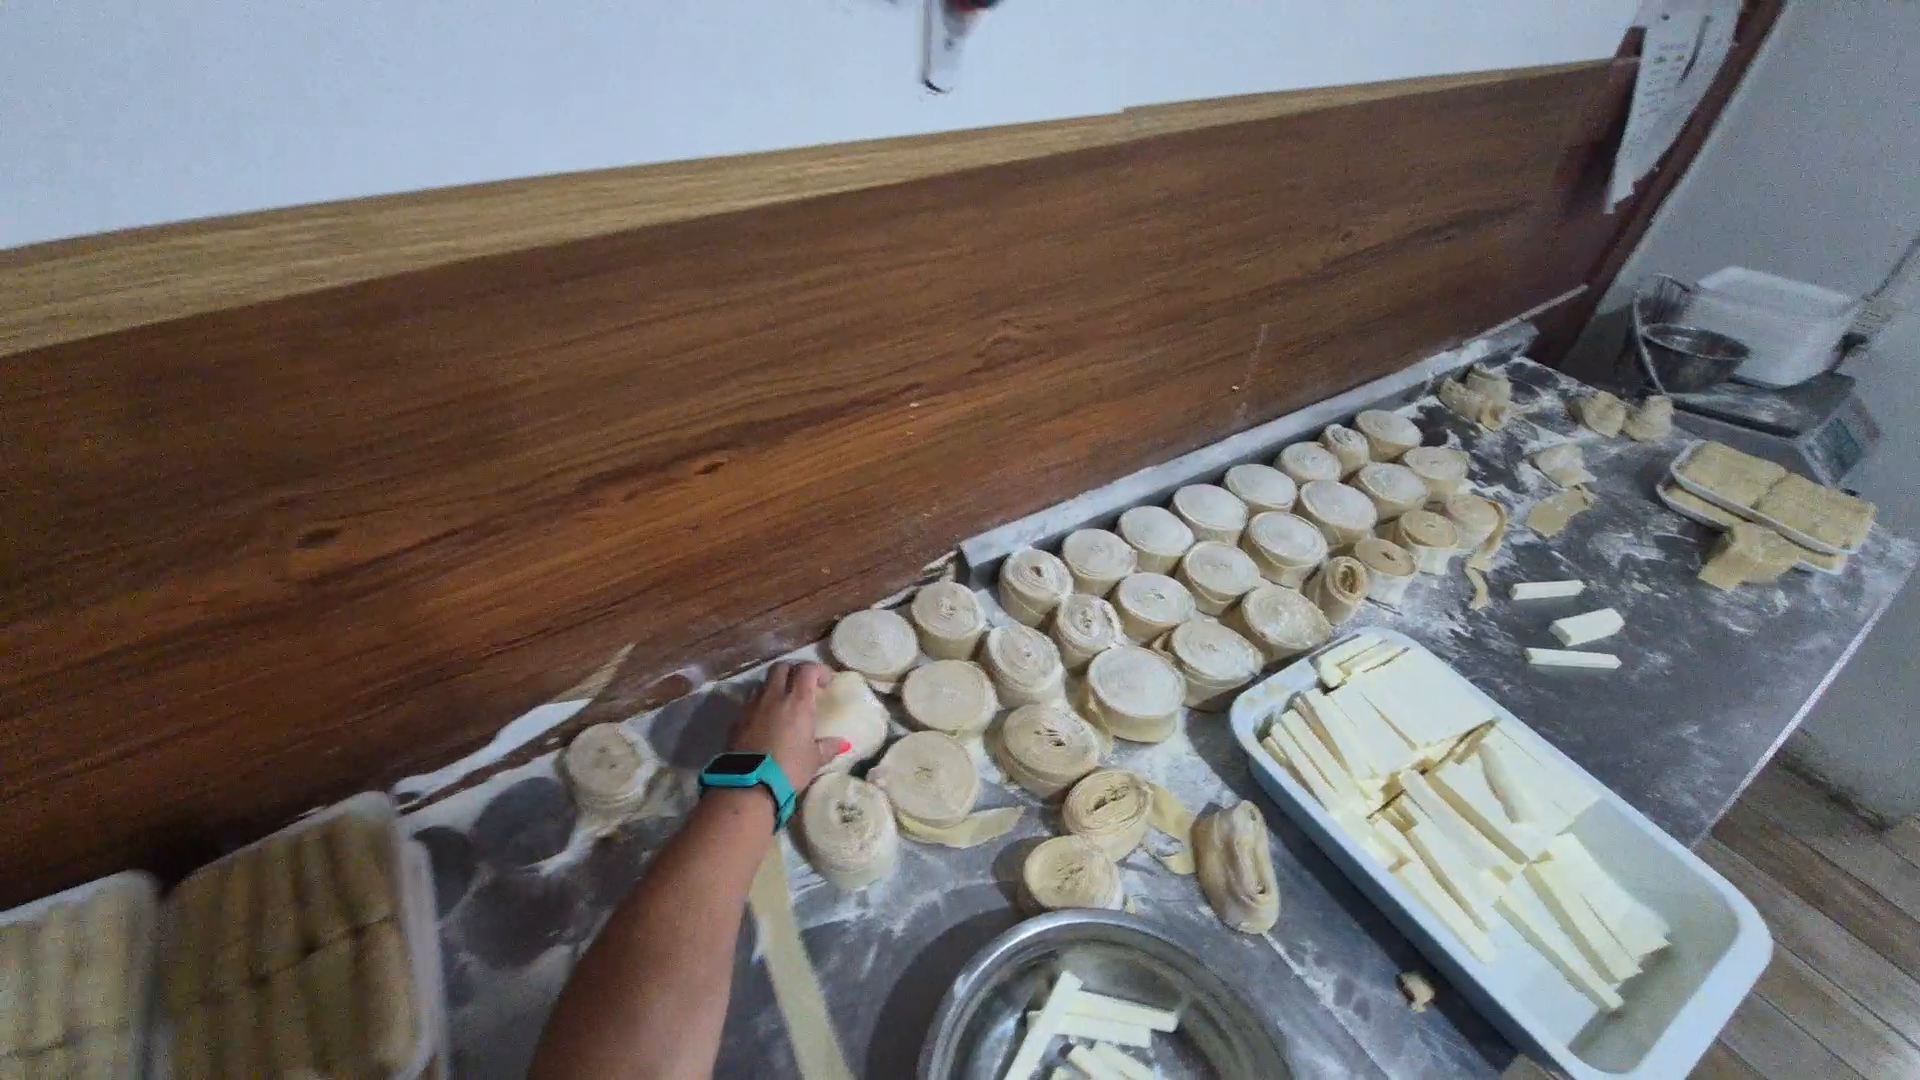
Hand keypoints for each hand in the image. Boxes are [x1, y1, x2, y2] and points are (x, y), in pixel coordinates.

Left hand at [728, 661, 844, 794]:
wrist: (749, 785)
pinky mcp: (736, 720)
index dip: (818, 670)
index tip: (825, 681)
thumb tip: (843, 744)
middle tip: (801, 685)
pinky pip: (749, 703)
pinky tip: (764, 721)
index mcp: (798, 702)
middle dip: (793, 671)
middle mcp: (774, 697)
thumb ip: (828, 747)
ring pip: (763, 683)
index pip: (807, 670)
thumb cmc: (789, 769)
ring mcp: (752, 706)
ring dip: (773, 687)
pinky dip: (759, 705)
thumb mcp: (814, 760)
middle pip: (781, 667)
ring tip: (780, 702)